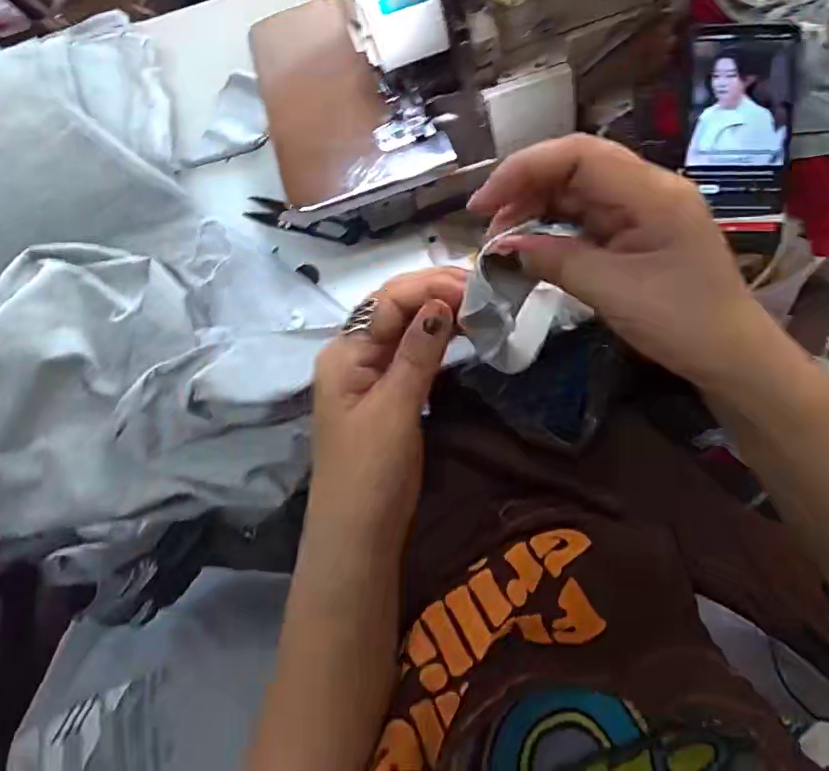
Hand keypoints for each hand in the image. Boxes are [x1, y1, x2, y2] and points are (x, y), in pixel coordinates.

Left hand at [309, 267, 465, 551]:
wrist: (357, 540)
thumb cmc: (370, 475)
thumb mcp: (395, 409)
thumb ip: (416, 353)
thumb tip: (440, 301)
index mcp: (344, 352)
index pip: (387, 300)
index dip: (429, 287)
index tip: (475, 288)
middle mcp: (352, 354)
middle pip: (393, 308)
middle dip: (435, 292)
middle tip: (484, 292)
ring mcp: (368, 374)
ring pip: (404, 328)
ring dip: (439, 312)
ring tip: (480, 307)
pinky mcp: (386, 394)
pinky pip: (411, 353)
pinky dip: (437, 340)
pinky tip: (462, 334)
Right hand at [467, 135, 780, 386]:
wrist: (734, 357)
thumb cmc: (682, 322)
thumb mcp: (611, 291)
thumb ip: (553, 259)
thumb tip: (503, 245)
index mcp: (652, 192)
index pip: (577, 154)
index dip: (522, 169)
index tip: (483, 203)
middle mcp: (647, 188)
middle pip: (572, 164)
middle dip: (523, 186)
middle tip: (486, 222)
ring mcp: (642, 206)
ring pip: (574, 187)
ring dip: (533, 205)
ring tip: (501, 235)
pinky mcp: (635, 227)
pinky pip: (584, 212)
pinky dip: (551, 224)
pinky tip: (528, 240)